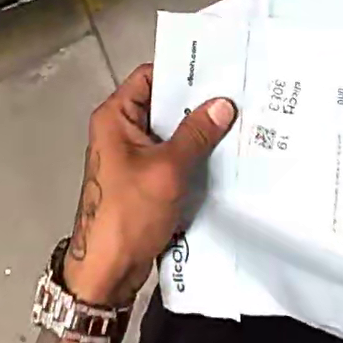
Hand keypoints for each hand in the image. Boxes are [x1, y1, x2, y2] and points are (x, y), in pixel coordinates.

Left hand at [62, 63, 236, 304]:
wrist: (106, 273)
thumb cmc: (128, 213)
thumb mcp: (167, 169)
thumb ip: (196, 134)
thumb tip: (223, 104)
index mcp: (115, 116)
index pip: (149, 77)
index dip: (180, 71)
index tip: (216, 69)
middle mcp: (121, 129)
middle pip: (162, 103)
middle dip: (195, 101)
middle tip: (234, 93)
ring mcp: (133, 155)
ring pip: (170, 130)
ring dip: (197, 129)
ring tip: (236, 119)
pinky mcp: (144, 177)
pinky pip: (171, 154)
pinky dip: (192, 152)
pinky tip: (222, 151)